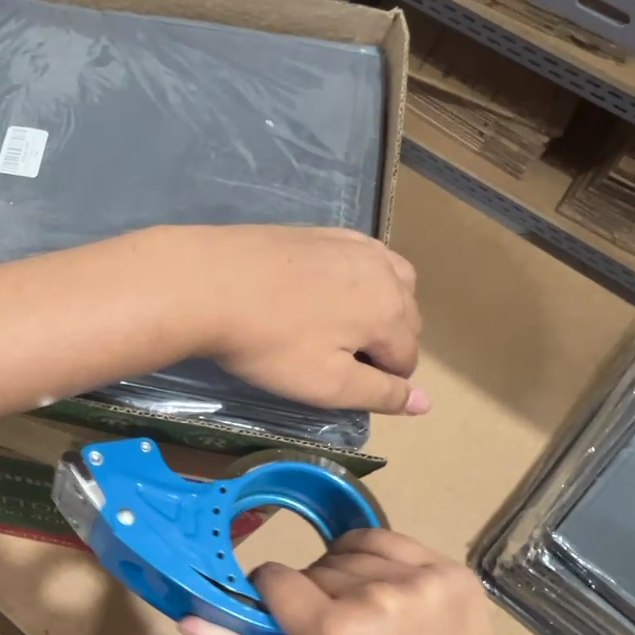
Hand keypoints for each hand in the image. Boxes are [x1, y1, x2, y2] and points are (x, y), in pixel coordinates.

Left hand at [152, 225, 425, 415]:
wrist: (208, 283)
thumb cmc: (269, 344)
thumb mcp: (326, 384)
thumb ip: (380, 393)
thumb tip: (426, 403)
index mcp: (390, 312)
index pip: (407, 358)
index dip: (384, 381)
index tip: (346, 388)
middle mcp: (383, 272)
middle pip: (405, 317)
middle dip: (386, 343)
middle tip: (339, 362)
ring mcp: (352, 245)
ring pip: (391, 280)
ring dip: (381, 306)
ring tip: (340, 326)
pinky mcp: (321, 231)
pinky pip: (360, 256)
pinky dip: (358, 277)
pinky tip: (327, 287)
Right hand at [179, 529, 541, 634]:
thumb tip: (187, 619)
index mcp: (335, 634)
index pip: (273, 579)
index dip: (274, 601)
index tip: (291, 627)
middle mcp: (375, 595)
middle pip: (311, 568)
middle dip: (313, 596)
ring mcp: (418, 578)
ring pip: (345, 552)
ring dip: (344, 577)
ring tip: (368, 618)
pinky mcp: (447, 568)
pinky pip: (384, 541)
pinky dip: (376, 561)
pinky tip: (390, 595)